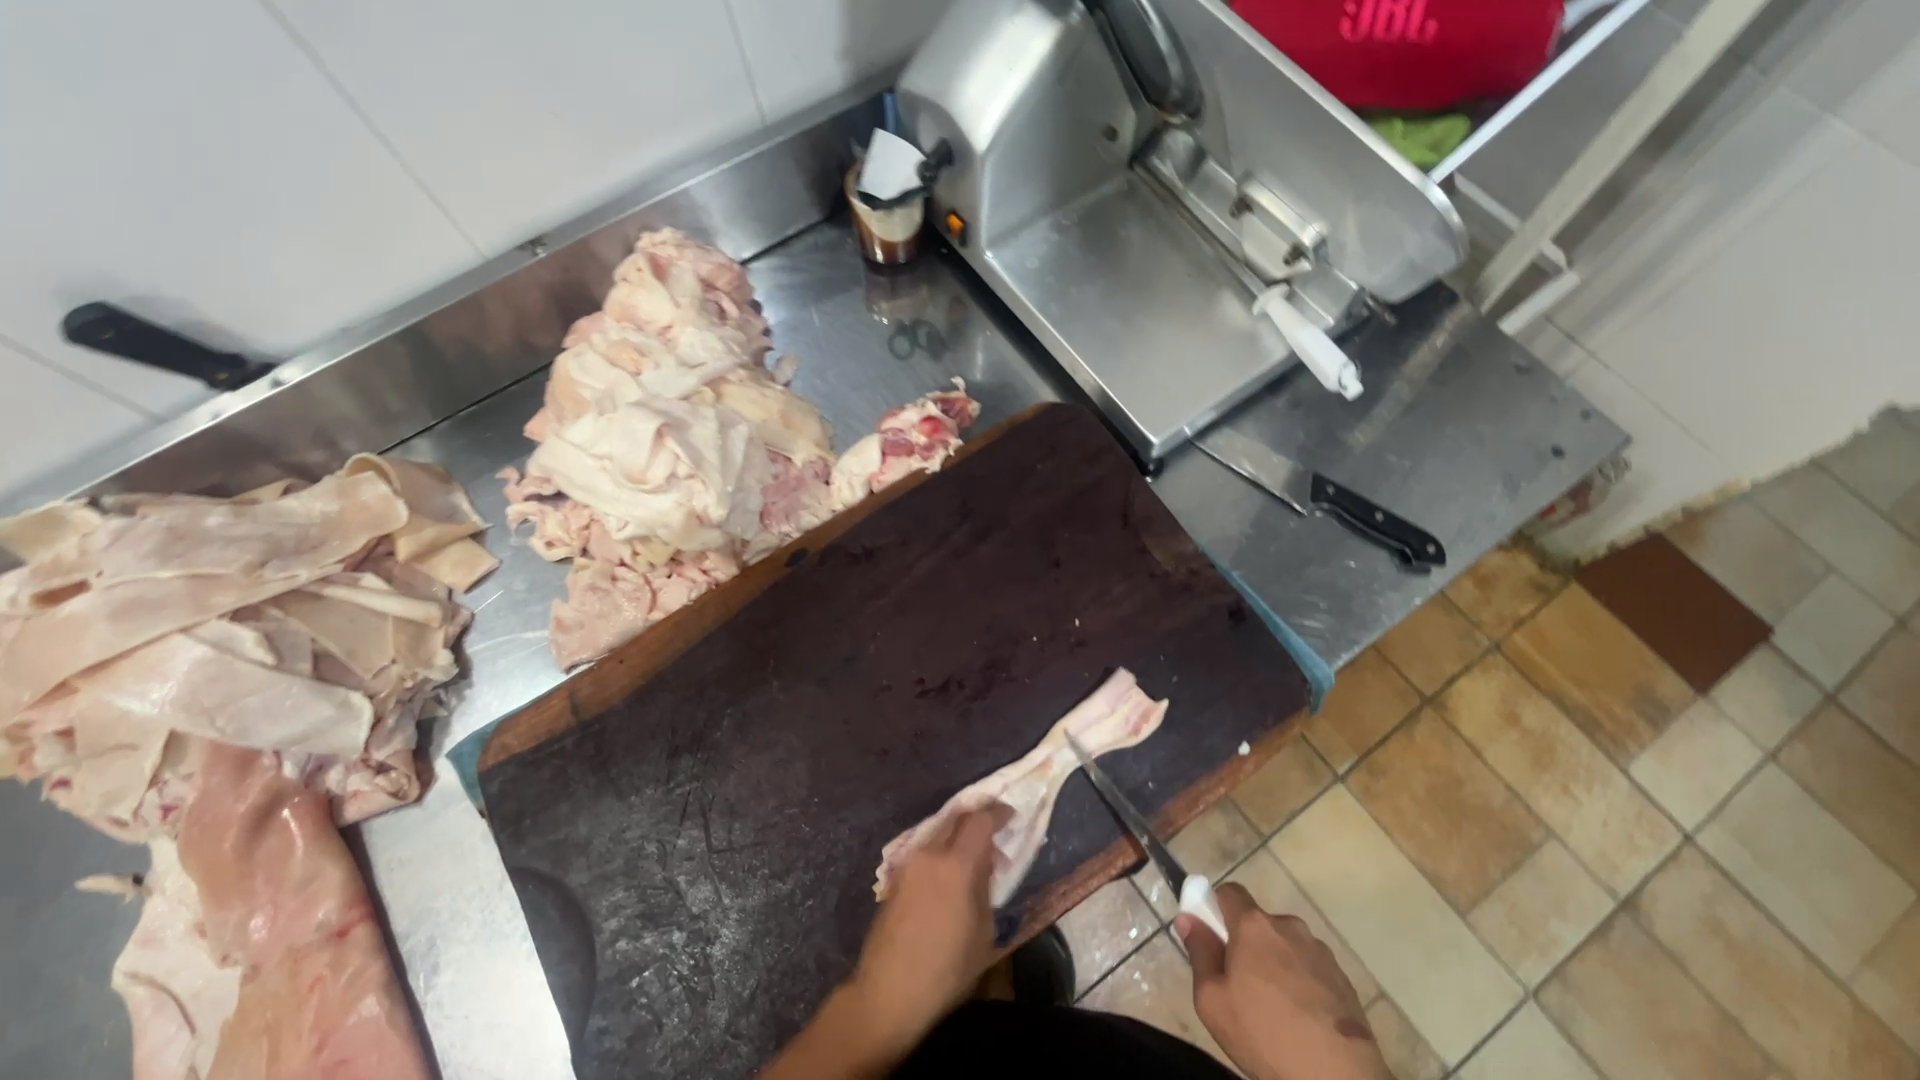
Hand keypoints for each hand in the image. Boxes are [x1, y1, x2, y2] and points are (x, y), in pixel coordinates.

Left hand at [845, 804, 1009, 1062]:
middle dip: (977, 818)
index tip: (1011, 817)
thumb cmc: (946, 970)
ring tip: (976, 858)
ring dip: (958, 836)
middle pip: (955, 818)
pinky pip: (925, 851)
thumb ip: (985, 888)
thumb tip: (984, 865)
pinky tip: (952, 874)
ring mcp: (907, 864)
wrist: (888, 992)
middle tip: (996, 832)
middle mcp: (928, 854)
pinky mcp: (894, 879)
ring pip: (938, 832)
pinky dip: (942, 851)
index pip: (980, 820)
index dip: (998, 814)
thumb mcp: (982, 931)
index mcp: (955, 864)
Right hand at [1178, 883, 1391, 1079]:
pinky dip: (1300, 983)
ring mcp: (1320, 952)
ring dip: (1275, 964)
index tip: (1210, 937)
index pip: (1229, 891)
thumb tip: (1189, 919)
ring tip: (1273, 1008)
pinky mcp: (1342, 978)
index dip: (1215, 908)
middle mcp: (1289, 927)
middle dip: (1245, 943)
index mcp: (1254, 926)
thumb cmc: (1264, 1033)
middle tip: (1238, 984)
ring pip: (1285, 946)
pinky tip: (1299, 1018)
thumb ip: (1199, 952)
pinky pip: (1309, 968)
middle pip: (1258, 923)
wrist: (1337, 1076)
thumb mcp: (1212, 999)